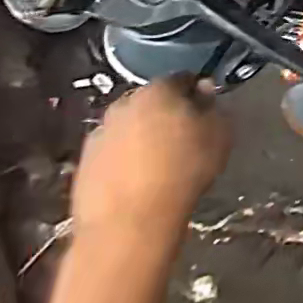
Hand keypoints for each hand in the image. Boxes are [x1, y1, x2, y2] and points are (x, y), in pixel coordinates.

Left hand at [71, 79, 230, 237]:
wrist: (130, 223)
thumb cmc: (184, 170)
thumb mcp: (220, 134)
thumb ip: (214, 107)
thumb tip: (203, 91)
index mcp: (157, 90)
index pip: (181, 79)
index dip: (195, 93)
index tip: (205, 111)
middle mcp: (123, 104)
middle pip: (151, 101)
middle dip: (166, 113)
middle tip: (183, 137)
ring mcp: (99, 134)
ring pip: (128, 127)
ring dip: (142, 137)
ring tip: (159, 164)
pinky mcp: (83, 165)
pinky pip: (111, 154)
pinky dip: (123, 161)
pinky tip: (136, 182)